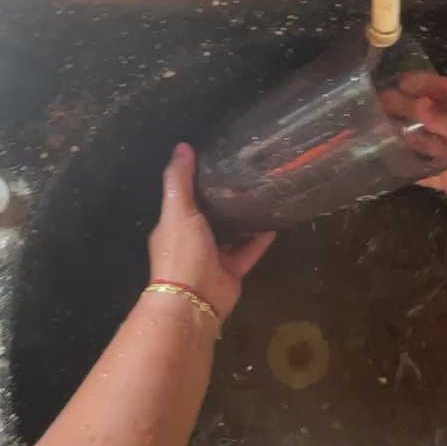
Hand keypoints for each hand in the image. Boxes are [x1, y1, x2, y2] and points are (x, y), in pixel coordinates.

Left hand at [148, 143, 274, 319]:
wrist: (194, 298)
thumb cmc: (182, 251)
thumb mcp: (178, 210)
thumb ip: (179, 180)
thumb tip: (182, 147)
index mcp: (173, 226)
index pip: (184, 199)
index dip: (197, 183)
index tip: (216, 163)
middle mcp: (192, 242)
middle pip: (209, 218)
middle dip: (224, 202)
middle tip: (245, 179)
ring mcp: (212, 259)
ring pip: (230, 236)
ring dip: (244, 221)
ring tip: (262, 198)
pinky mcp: (232, 272)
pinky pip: (247, 253)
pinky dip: (259, 241)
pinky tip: (273, 225)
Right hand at [397, 72, 446, 241]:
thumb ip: (443, 116)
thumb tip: (420, 104)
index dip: (428, 84)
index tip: (401, 81)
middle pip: (440, 114)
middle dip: (413, 107)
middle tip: (384, 101)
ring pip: (433, 140)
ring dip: (410, 133)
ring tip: (383, 126)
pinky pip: (430, 167)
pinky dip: (413, 164)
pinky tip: (392, 157)